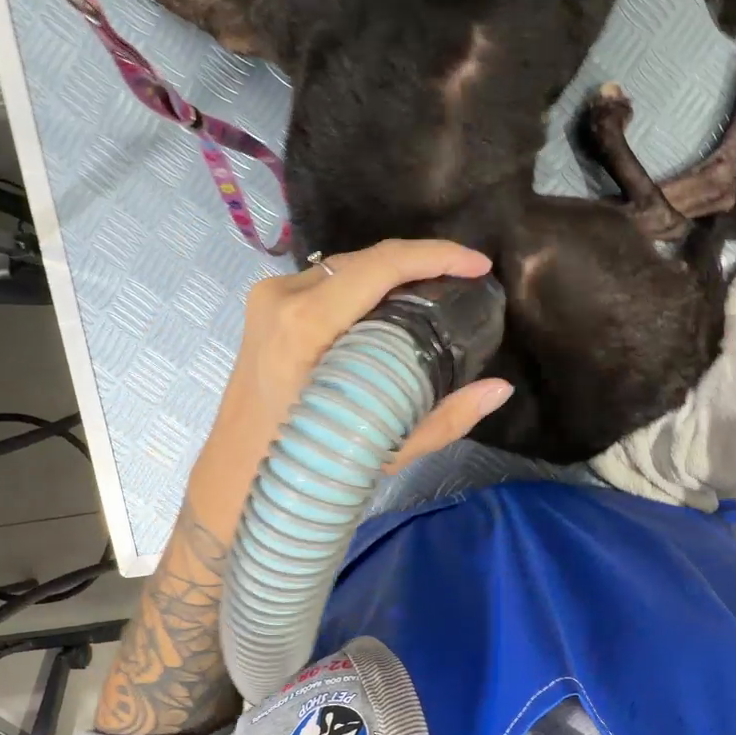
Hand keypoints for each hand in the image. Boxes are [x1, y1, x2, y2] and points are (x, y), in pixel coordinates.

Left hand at [188, 239, 514, 538]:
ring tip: (436, 296)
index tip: (479, 265)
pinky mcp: (265, 307)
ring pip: (345, 269)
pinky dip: (365, 291)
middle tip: (464, 284)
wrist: (236, 479)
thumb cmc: (304, 469)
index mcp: (303, 325)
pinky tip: (394, 311)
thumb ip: (443, 419)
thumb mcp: (379, 450)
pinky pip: (327, 284)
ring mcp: (268, 298)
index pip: (380, 266)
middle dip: (420, 265)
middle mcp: (281, 297)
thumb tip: (499, 389)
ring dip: (392, 278)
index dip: (437, 256)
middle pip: (364, 260)